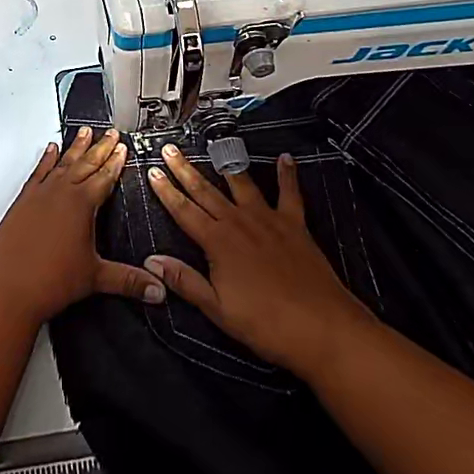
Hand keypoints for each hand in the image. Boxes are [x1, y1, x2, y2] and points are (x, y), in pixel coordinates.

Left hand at [0, 127, 165, 324]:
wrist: (7, 288)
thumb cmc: (48, 282)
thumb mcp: (96, 278)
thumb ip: (129, 280)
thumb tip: (155, 288)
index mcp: (82, 203)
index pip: (105, 176)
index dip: (117, 161)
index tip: (123, 147)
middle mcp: (61, 192)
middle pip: (86, 162)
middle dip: (101, 146)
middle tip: (110, 133)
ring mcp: (40, 194)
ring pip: (63, 162)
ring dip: (76, 146)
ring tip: (84, 132)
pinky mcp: (23, 200)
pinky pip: (39, 171)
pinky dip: (46, 158)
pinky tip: (50, 150)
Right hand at [146, 145, 378, 378]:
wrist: (321, 327)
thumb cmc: (267, 324)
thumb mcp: (218, 309)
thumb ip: (185, 281)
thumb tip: (152, 261)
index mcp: (218, 242)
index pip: (184, 210)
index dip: (166, 191)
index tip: (153, 172)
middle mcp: (240, 223)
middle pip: (206, 190)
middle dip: (185, 170)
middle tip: (170, 150)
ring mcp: (268, 219)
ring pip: (240, 185)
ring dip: (224, 165)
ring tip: (213, 147)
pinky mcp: (294, 224)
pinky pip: (289, 192)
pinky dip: (287, 174)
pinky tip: (285, 158)